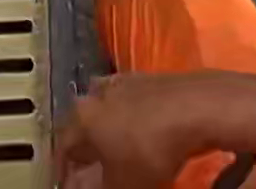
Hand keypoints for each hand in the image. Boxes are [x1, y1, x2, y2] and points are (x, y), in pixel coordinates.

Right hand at [55, 73, 226, 188]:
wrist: (193, 107)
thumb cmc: (149, 150)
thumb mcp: (120, 185)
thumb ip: (95, 188)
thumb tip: (83, 187)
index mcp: (82, 116)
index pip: (62, 146)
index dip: (64, 171)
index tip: (70, 185)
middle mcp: (97, 92)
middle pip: (83, 123)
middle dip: (84, 147)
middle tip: (90, 169)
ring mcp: (124, 80)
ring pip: (105, 108)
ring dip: (106, 130)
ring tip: (115, 153)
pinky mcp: (148, 77)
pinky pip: (128, 101)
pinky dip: (128, 119)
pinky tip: (139, 134)